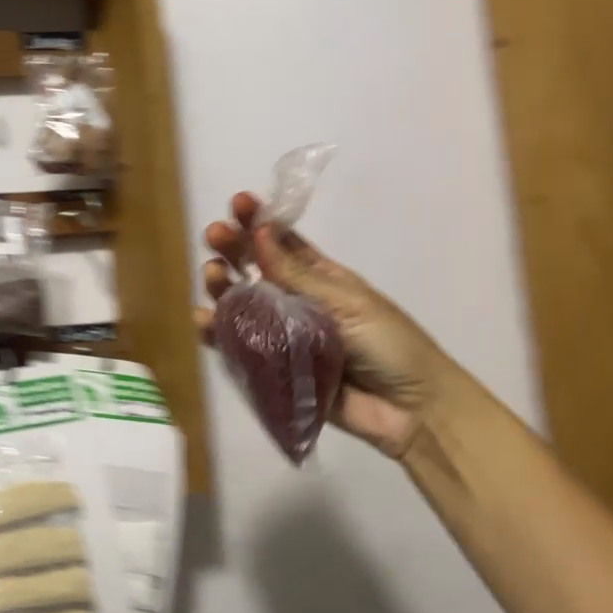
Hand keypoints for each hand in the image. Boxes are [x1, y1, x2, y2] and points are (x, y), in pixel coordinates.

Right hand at [195, 192, 460, 459]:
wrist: (410, 410)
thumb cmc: (390, 345)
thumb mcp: (348, 303)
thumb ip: (298, 276)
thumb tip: (259, 233)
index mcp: (320, 278)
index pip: (282, 243)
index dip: (258, 222)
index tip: (239, 203)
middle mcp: (294, 301)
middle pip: (252, 269)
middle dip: (231, 248)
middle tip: (214, 234)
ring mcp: (279, 334)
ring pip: (238, 303)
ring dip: (220, 285)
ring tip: (212, 274)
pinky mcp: (268, 367)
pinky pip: (235, 345)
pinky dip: (214, 331)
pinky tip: (202, 318)